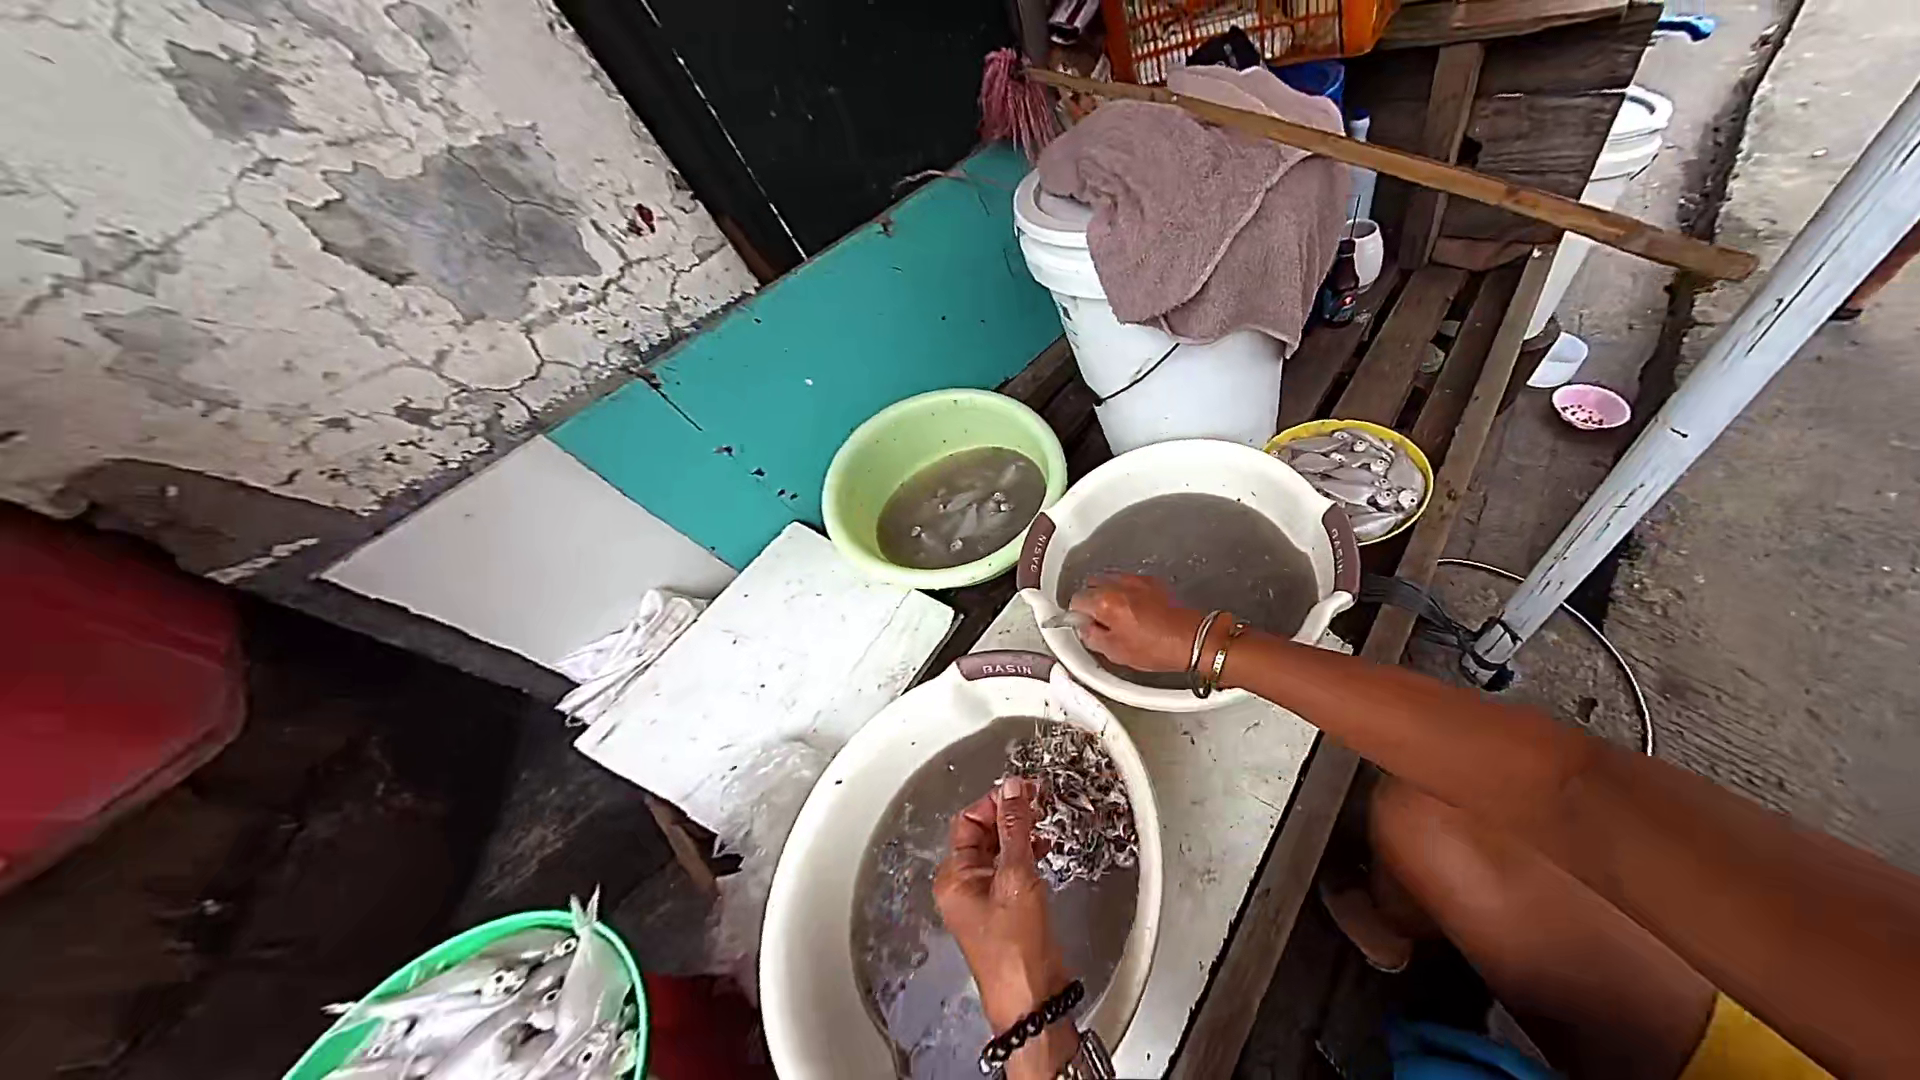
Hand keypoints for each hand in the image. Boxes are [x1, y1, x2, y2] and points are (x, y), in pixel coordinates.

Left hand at [933, 778, 1076, 1078]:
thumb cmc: (1016, 948)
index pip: (969, 820)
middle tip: (1035, 799)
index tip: (1022, 790)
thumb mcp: (1016, 876)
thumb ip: (1015, 828)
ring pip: (999, 849)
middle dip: (1009, 815)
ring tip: (1042, 819)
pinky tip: (1043, 847)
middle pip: (983, 833)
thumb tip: (1013, 789)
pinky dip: (1026, 853)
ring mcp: (984, 897)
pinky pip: (1011, 868)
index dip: (995, 802)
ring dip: (1020, 832)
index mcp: (954, 875)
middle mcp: (964, 884)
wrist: (1034, 1002)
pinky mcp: (1005, 908)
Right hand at [1069, 574, 1210, 672]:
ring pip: (1109, 580)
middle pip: (1090, 585)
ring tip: (1118, 616)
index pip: (1076, 600)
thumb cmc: (1158, 647)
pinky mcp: (1152, 581)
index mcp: (1105, 602)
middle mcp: (1119, 585)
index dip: (1077, 615)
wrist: (1193, 640)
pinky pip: (1127, 581)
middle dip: (1091, 601)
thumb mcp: (1115, 651)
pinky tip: (1134, 610)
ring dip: (1107, 594)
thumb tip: (1083, 628)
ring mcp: (1136, 580)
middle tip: (1100, 621)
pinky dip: (1125, 592)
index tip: (1084, 624)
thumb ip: (1091, 636)